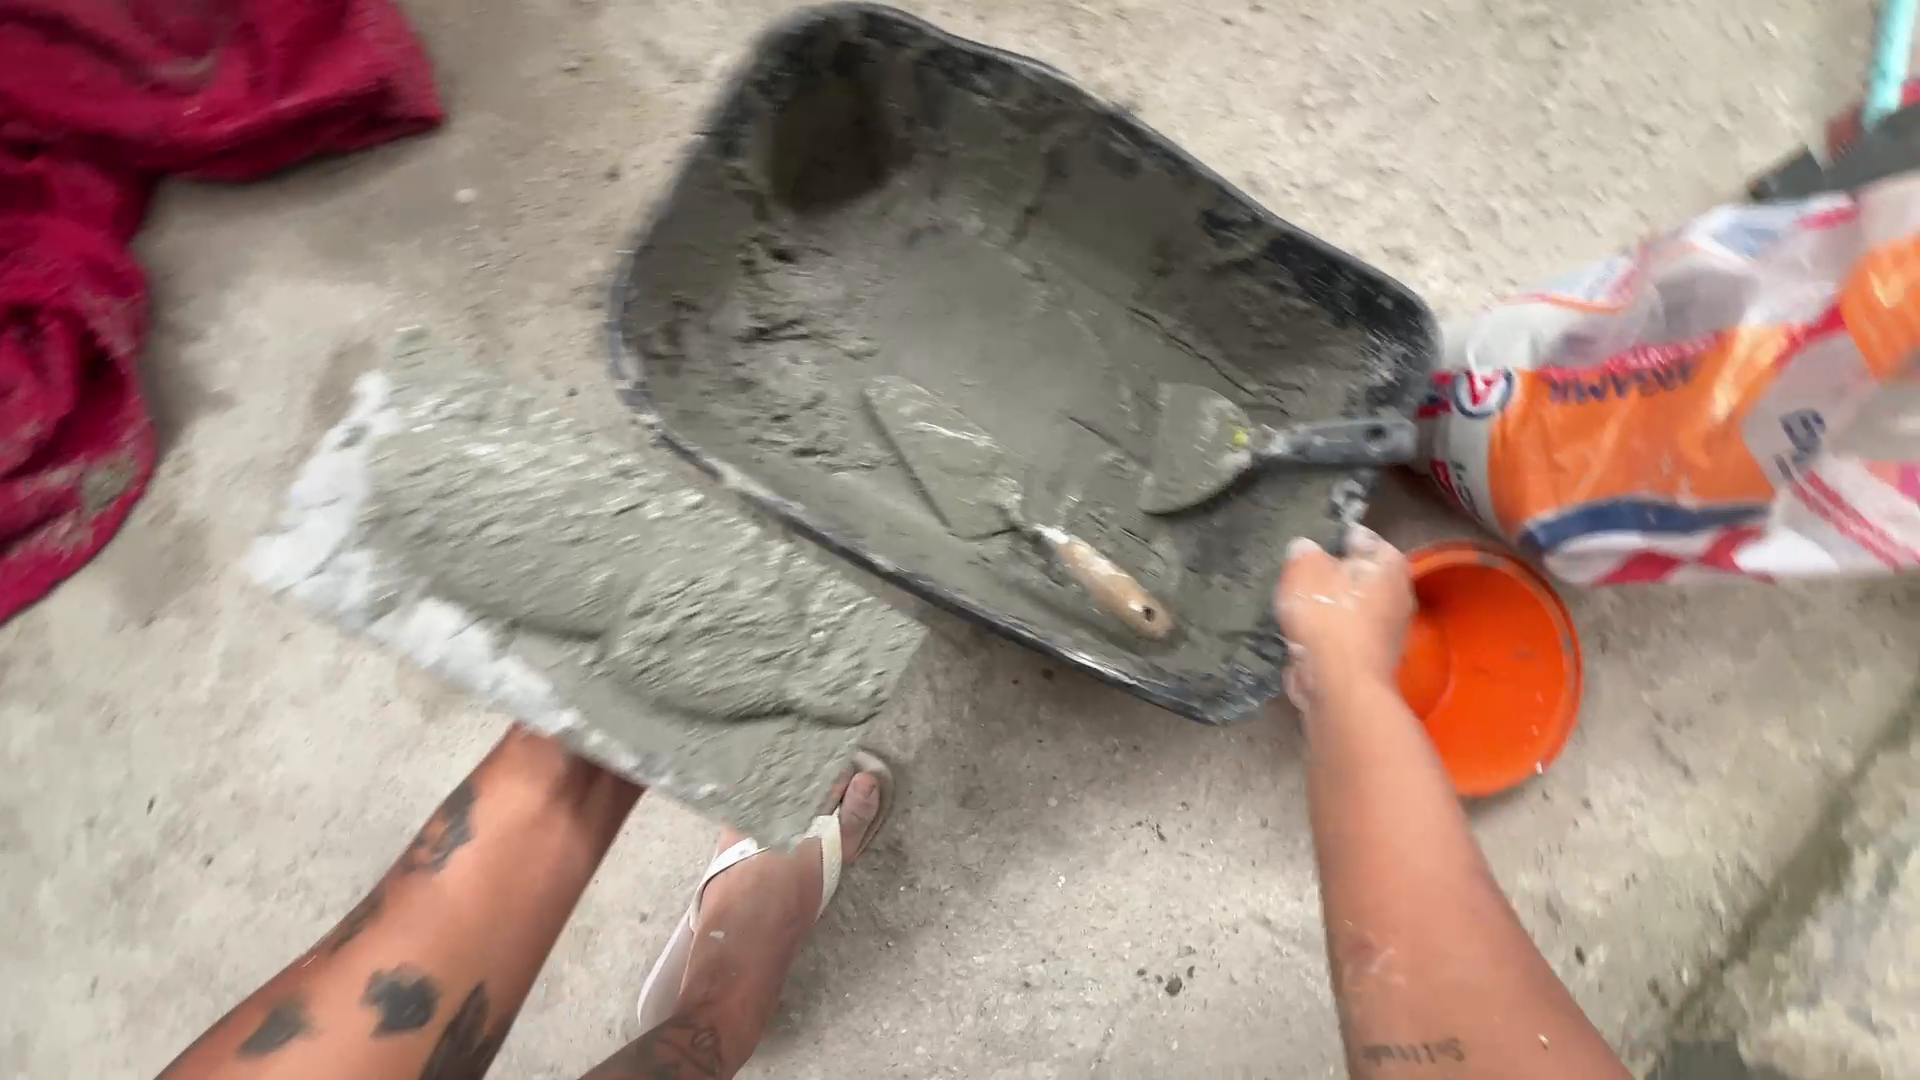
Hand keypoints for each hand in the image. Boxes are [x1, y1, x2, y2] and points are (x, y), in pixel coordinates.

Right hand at [1273, 525, 1413, 708]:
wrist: (1340, 683)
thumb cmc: (1326, 616)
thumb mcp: (1303, 569)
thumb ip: (1304, 552)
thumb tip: (1307, 548)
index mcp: (1389, 564)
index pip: (1362, 537)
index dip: (1335, 537)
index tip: (1310, 544)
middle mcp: (1399, 593)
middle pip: (1359, 575)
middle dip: (1332, 575)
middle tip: (1300, 576)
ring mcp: (1390, 629)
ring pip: (1354, 606)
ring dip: (1330, 606)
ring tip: (1298, 607)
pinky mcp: (1374, 657)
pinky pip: (1348, 634)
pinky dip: (1330, 633)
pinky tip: (1306, 635)